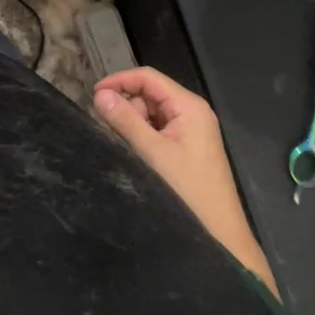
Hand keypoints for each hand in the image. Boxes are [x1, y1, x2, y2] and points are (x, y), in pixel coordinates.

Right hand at [95, 67, 276, 292]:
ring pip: (152, 114)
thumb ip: (125, 120)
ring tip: (125, 148)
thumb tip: (100, 94)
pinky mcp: (188, 149)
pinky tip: (136, 155)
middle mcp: (193, 112)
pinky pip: (159, 131)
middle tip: (110, 130)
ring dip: (134, 124)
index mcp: (189, 106)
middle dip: (127, 107)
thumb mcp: (152, 153)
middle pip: (150, 95)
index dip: (120, 81)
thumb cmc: (188, 190)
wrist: (220, 236)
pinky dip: (143, 137)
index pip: (148, 77)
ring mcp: (191, 131)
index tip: (93, 96)